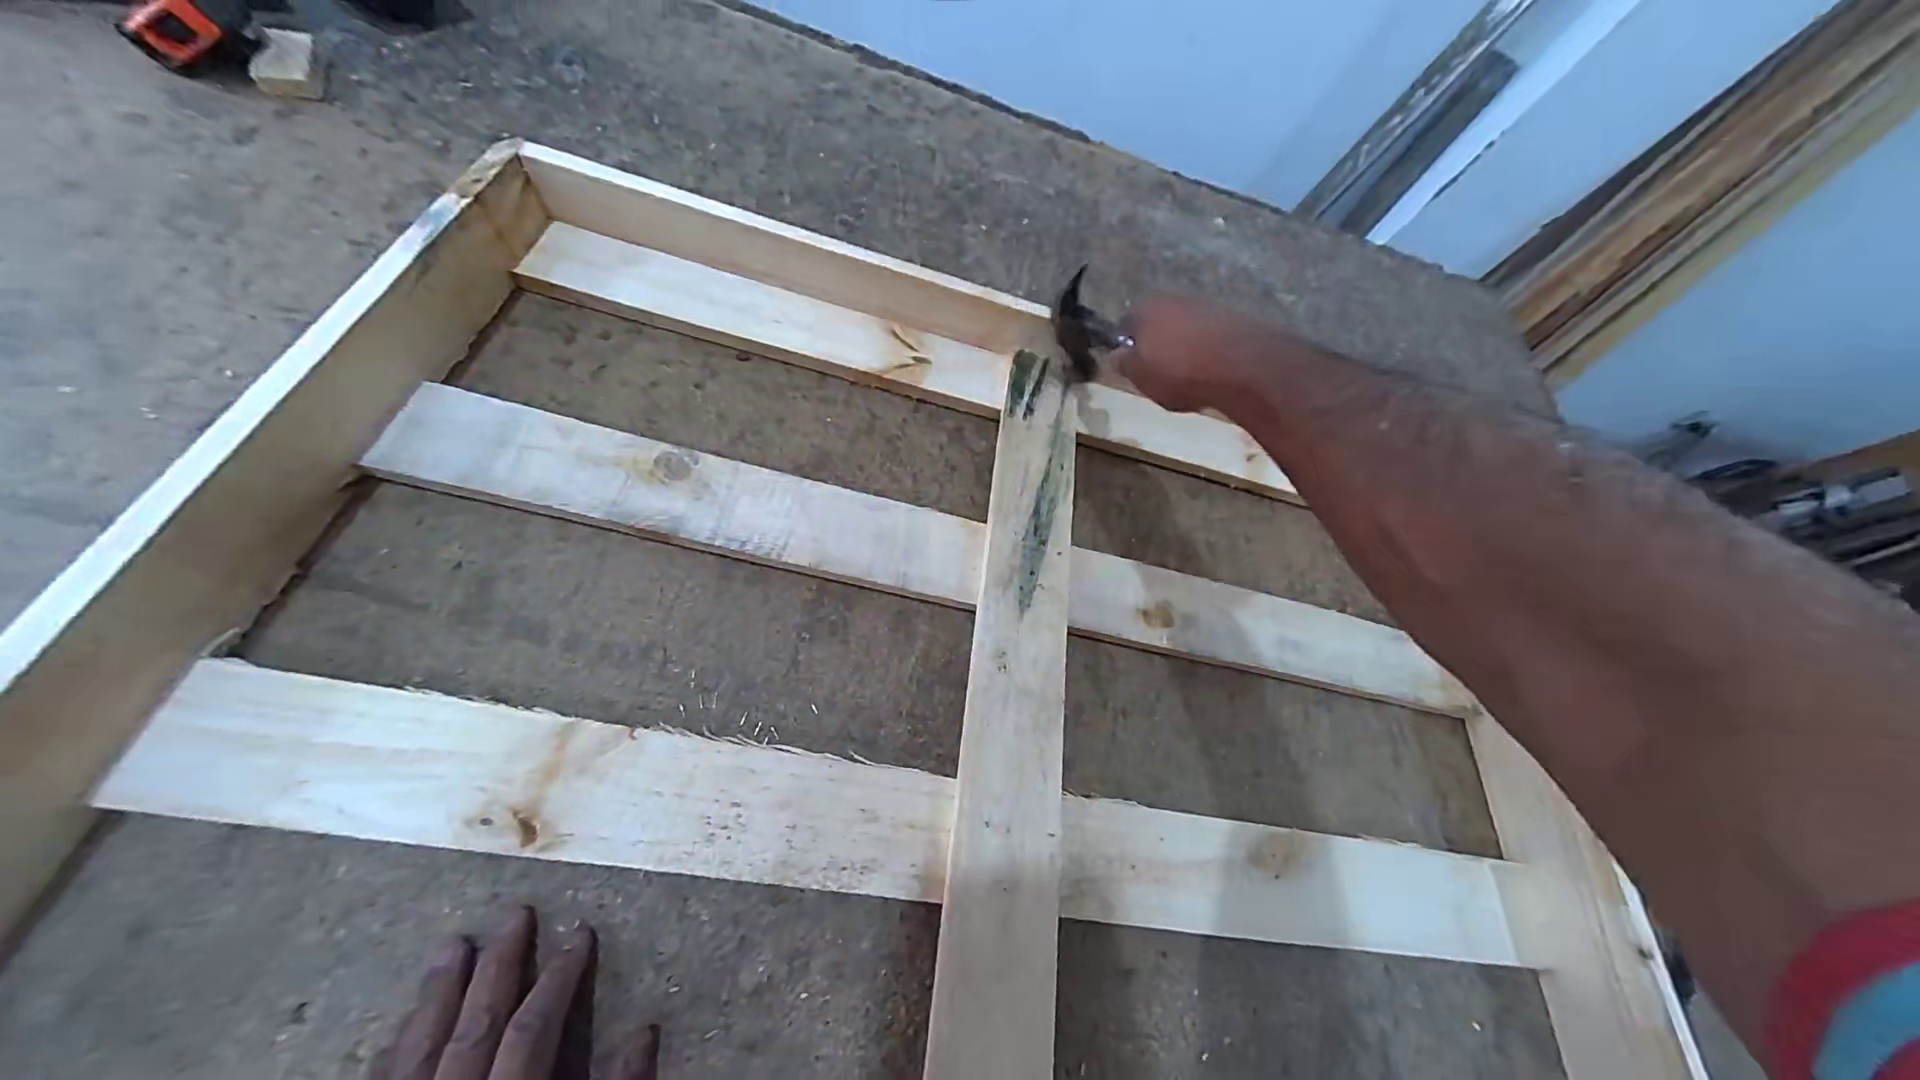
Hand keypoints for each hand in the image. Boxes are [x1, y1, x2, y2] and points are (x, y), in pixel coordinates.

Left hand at [370, 907, 659, 1079]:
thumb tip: (645, 1032)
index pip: (534, 1028)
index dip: (560, 976)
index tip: (579, 933)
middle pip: (474, 1027)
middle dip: (498, 967)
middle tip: (515, 913)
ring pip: (416, 1052)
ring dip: (437, 995)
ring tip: (454, 945)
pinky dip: (393, 1048)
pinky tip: (405, 1021)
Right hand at [1111, 295, 1328, 415]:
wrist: (1244, 365)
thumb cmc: (1179, 371)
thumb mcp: (1138, 376)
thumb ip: (1123, 363)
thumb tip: (1118, 355)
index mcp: (1144, 307)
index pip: (1123, 325)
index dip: (1125, 348)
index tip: (1132, 369)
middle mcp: (1174, 297)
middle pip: (1157, 325)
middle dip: (1156, 347)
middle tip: (1158, 376)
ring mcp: (1207, 305)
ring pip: (1184, 331)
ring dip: (1183, 350)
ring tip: (1187, 379)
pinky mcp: (1234, 318)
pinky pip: (1210, 339)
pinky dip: (1207, 353)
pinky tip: (1211, 374)